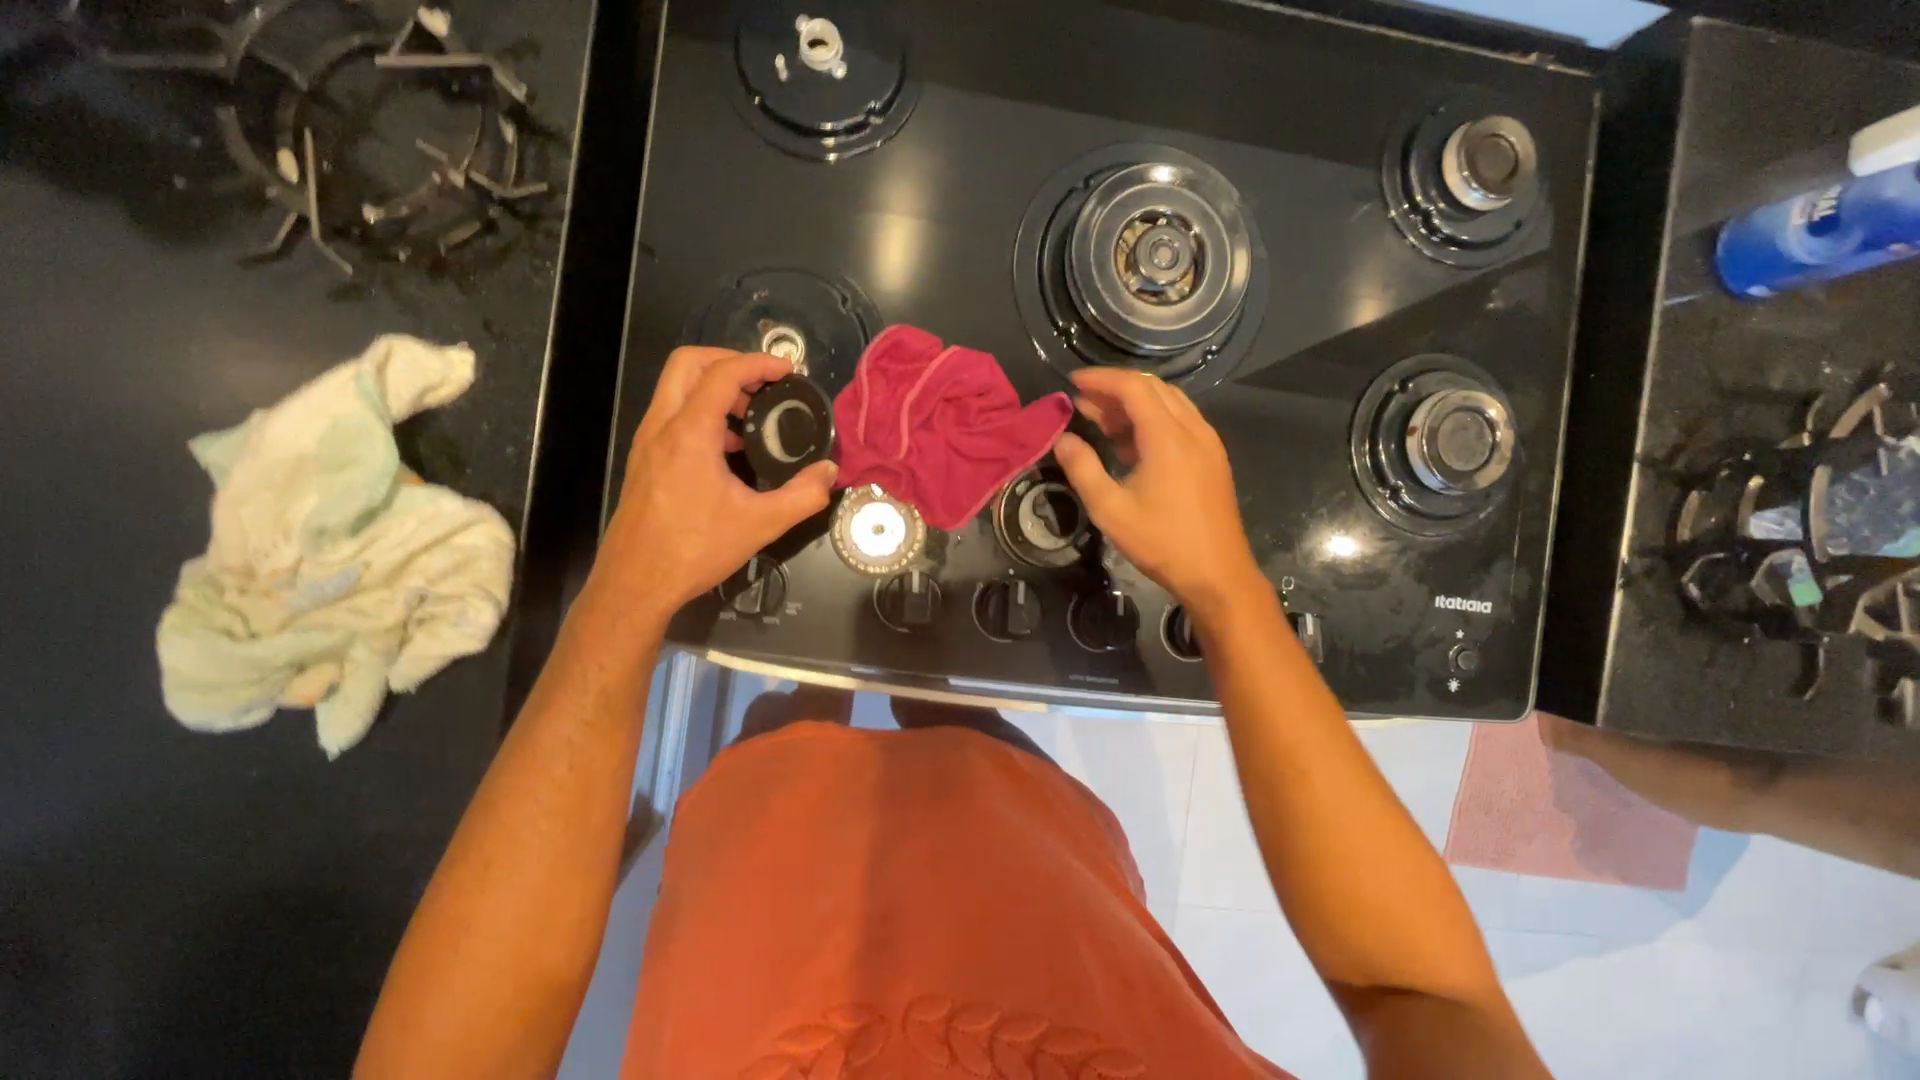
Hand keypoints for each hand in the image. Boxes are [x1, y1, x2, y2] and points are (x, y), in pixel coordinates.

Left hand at [597, 347, 836, 618]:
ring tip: (752, 417)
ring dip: (714, 388)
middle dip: (729, 361)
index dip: (759, 363)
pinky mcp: (644, 460)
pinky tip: (729, 449)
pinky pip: (672, 415)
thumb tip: (829, 473)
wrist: (636, 583)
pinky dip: (701, 412)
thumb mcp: (759, 524)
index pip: (723, 373)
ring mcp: (647, 442)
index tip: (788, 371)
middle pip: (689, 363)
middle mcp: (662, 426)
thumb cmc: (695, 550)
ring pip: (676, 388)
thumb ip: (801, 495)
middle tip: (763, 383)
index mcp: (690, 432)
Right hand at [1053, 367, 1262, 613]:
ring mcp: (1208, 442)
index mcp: (1168, 437)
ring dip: (1135, 403)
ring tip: (1103, 421)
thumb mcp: (1110, 509)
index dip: (1101, 379)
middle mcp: (1193, 429)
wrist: (1217, 573)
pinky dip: (1153, 419)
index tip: (1073, 382)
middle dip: (1115, 389)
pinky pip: (1181, 421)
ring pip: (1170, 402)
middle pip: (1153, 388)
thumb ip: (1083, 469)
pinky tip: (1131, 443)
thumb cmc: (1161, 542)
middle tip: (1082, 402)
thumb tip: (1063, 440)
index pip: (1133, 387)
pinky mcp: (1213, 457)